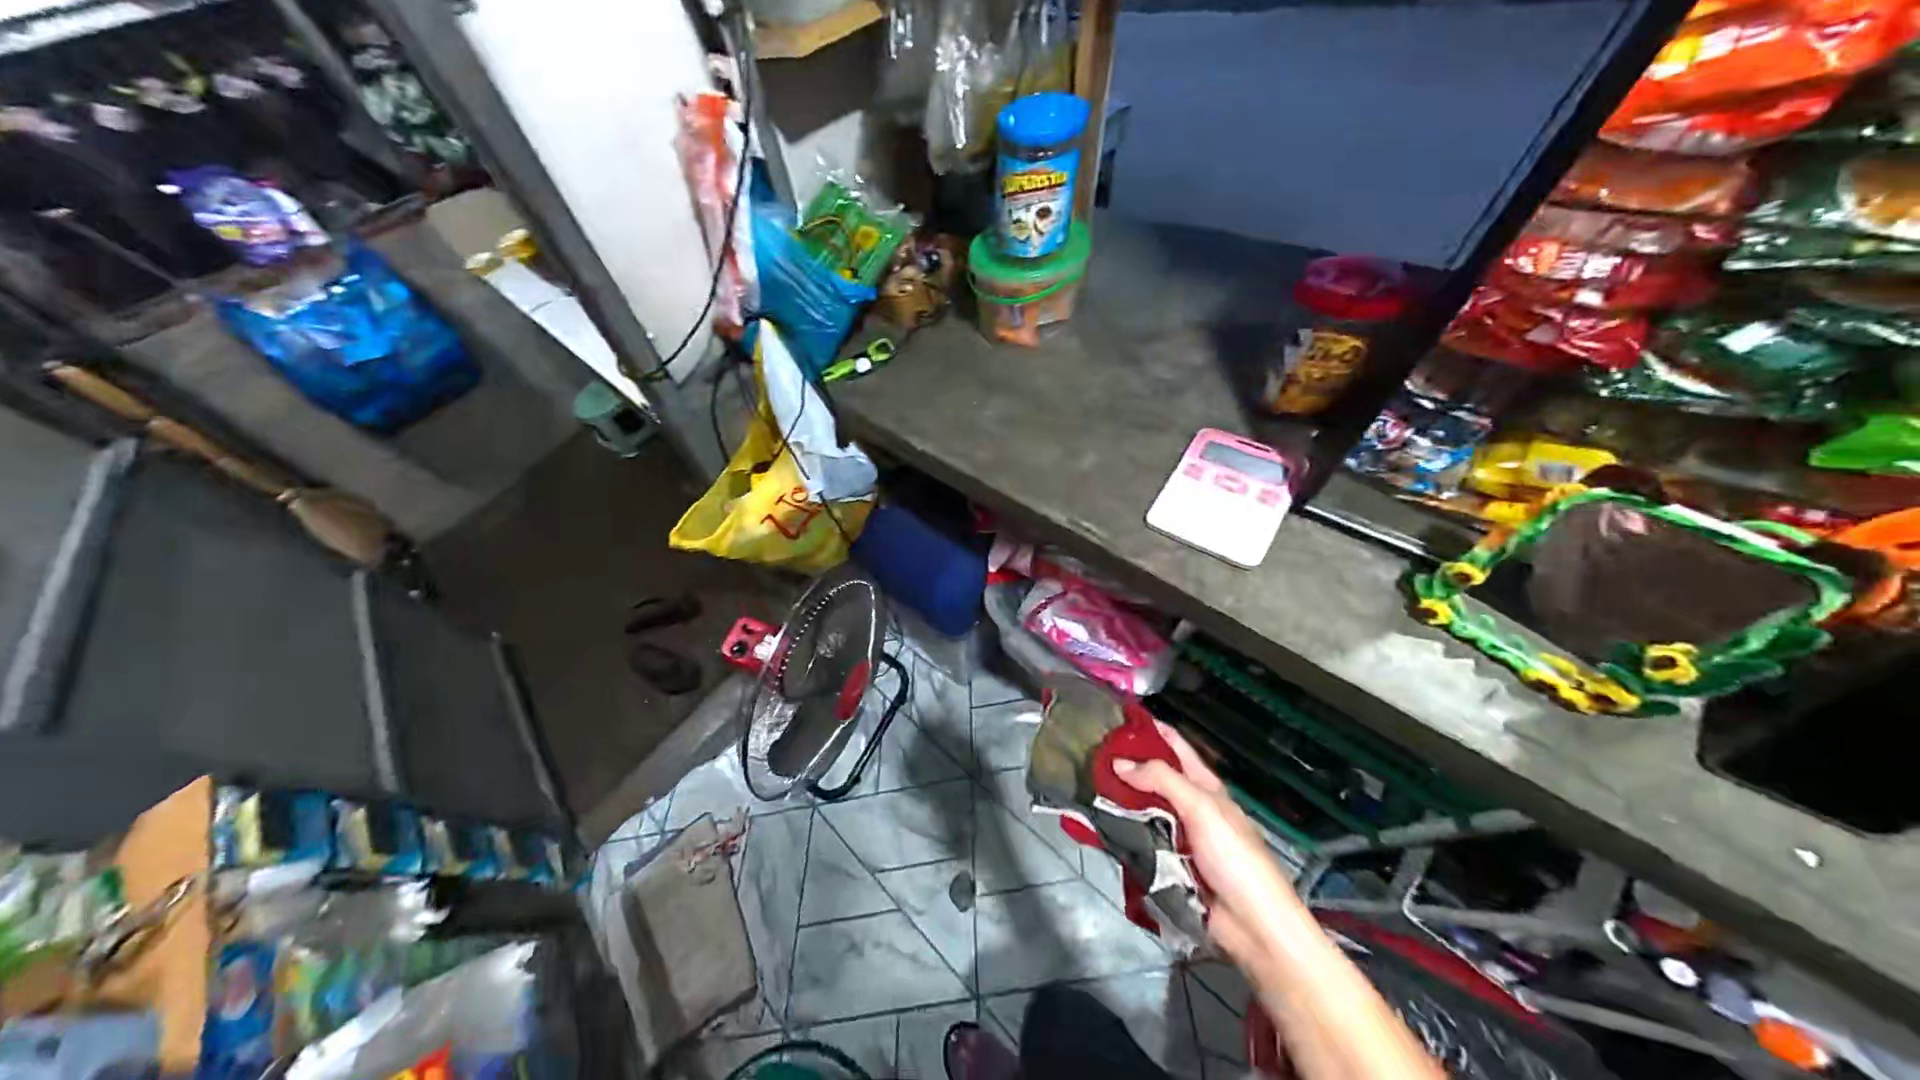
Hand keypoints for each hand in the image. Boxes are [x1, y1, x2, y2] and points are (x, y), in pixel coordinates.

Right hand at [1118, 723, 1448, 1079]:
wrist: (1253, 926)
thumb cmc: (1235, 859)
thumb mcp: (1202, 809)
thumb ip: (1162, 780)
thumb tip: (1118, 762)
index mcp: (1206, 787)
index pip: (1176, 746)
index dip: (1151, 729)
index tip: (1118, 715)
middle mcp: (1190, 807)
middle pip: (1153, 777)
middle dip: (1125, 765)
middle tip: (1089, 753)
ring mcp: (1178, 837)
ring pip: (1142, 809)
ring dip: (1117, 799)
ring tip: (1084, 785)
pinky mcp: (1166, 864)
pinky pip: (1138, 840)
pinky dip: (1119, 831)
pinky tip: (1096, 824)